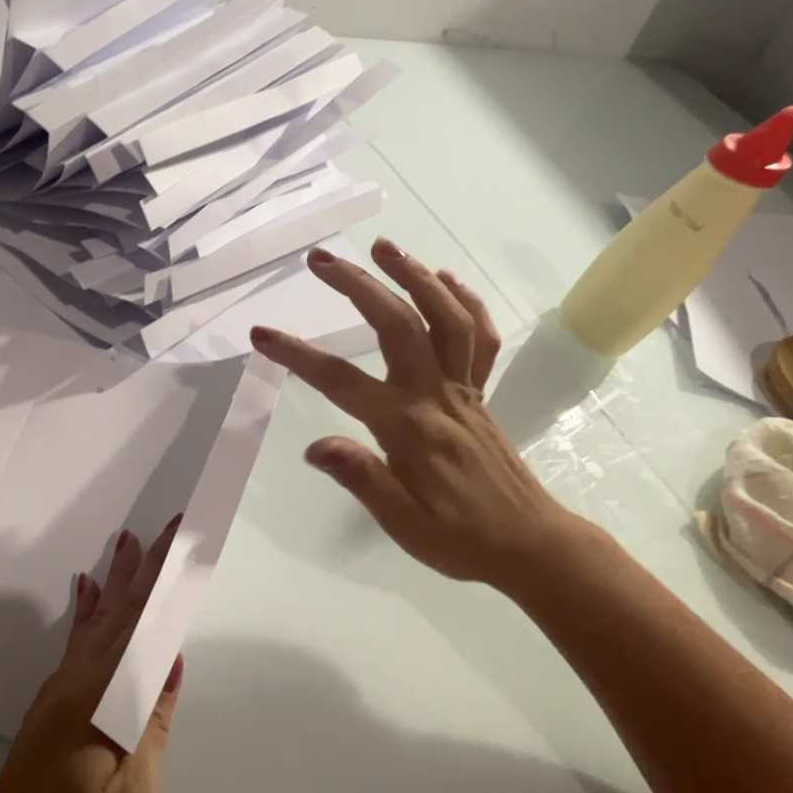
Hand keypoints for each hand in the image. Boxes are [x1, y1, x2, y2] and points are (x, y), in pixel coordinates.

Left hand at [0, 518, 184, 792]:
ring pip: (95, 623)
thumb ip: (148, 724)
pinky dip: (86, 613)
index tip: (177, 541)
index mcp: (98, 697)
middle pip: (117, 615)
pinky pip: (77, 642)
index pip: (139, 624)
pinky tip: (86, 594)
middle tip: (159, 528)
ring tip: (125, 545)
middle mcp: (74, 682)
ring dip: (115, 583)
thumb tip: (168, 661)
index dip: (160, 580)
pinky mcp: (53, 705)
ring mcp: (59, 691)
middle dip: (140, 570)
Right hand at [249, 240, 600, 591]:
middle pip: (399, 325)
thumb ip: (361, 478)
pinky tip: (444, 279)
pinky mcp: (480, 393)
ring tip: (383, 247)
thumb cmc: (458, 538)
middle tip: (321, 259)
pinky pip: (479, 338)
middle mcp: (436, 396)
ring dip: (414, 276)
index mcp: (407, 427)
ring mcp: (463, 389)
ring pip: (445, 319)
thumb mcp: (402, 522)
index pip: (342, 382)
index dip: (298, 355)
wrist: (531, 546)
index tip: (261, 333)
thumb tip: (315, 446)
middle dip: (359, 286)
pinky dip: (464, 303)